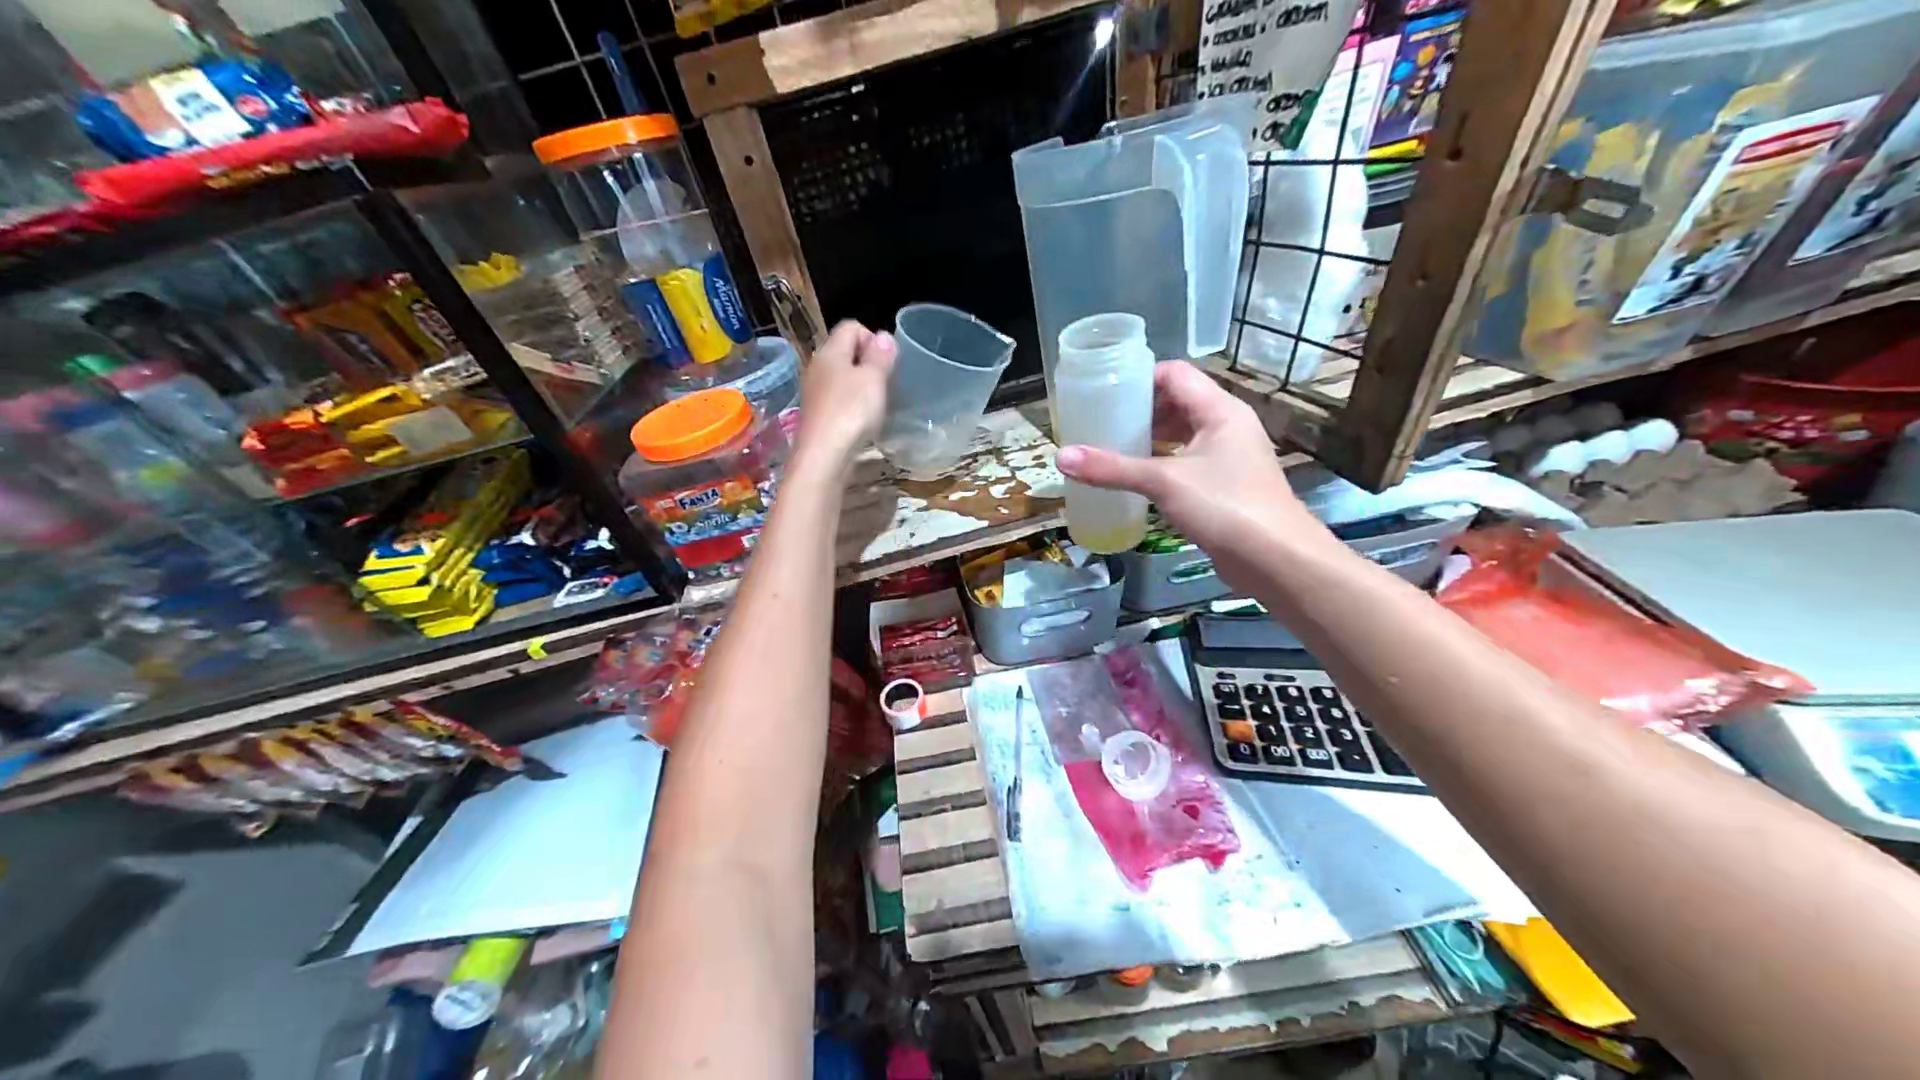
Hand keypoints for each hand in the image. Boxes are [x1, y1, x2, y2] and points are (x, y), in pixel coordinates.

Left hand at [790, 320, 896, 474]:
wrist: (823, 458)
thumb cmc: (851, 412)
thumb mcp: (873, 379)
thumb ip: (880, 356)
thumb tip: (882, 335)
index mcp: (830, 351)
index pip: (851, 327)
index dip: (872, 338)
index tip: (886, 363)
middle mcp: (817, 367)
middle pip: (845, 351)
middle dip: (868, 363)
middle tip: (885, 384)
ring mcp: (814, 393)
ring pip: (841, 377)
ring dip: (861, 386)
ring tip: (876, 404)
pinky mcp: (816, 415)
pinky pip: (837, 399)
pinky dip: (851, 405)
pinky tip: (861, 421)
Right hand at [1054, 361, 1332, 589]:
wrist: (1276, 559)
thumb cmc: (1224, 506)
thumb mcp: (1163, 482)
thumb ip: (1112, 468)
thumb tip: (1061, 457)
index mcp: (1220, 410)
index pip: (1176, 374)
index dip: (1140, 378)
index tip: (1104, 393)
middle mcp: (1228, 426)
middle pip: (1179, 403)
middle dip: (1140, 411)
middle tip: (1102, 423)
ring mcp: (1230, 457)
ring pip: (1184, 434)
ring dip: (1151, 439)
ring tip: (1113, 448)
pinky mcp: (1227, 486)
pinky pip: (1188, 462)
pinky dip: (1163, 463)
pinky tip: (1138, 479)